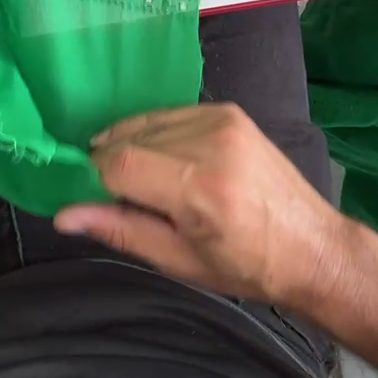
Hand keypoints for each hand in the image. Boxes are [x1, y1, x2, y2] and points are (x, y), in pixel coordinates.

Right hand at [55, 103, 351, 307]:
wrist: (314, 246)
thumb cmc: (247, 267)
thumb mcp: (180, 261)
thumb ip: (120, 230)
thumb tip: (64, 215)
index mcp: (202, 190)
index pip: (121, 164)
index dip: (94, 176)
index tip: (88, 194)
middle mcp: (212, 144)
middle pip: (130, 139)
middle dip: (111, 163)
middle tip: (119, 194)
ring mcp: (222, 120)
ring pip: (146, 122)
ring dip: (131, 145)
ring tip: (144, 178)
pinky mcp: (228, 110)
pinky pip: (170, 114)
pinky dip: (155, 132)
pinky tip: (162, 157)